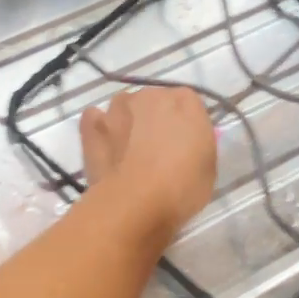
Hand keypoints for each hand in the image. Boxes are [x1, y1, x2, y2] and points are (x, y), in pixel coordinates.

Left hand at [79, 87, 217, 236]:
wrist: (137, 203)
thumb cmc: (182, 188)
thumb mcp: (208, 168)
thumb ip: (197, 145)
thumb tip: (184, 145)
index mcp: (186, 100)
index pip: (188, 106)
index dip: (184, 128)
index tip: (182, 149)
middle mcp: (151, 94)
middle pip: (154, 103)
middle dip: (154, 122)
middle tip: (155, 154)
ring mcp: (117, 108)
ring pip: (124, 109)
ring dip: (126, 124)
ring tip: (126, 155)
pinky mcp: (91, 126)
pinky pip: (95, 119)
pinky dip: (99, 130)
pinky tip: (104, 150)